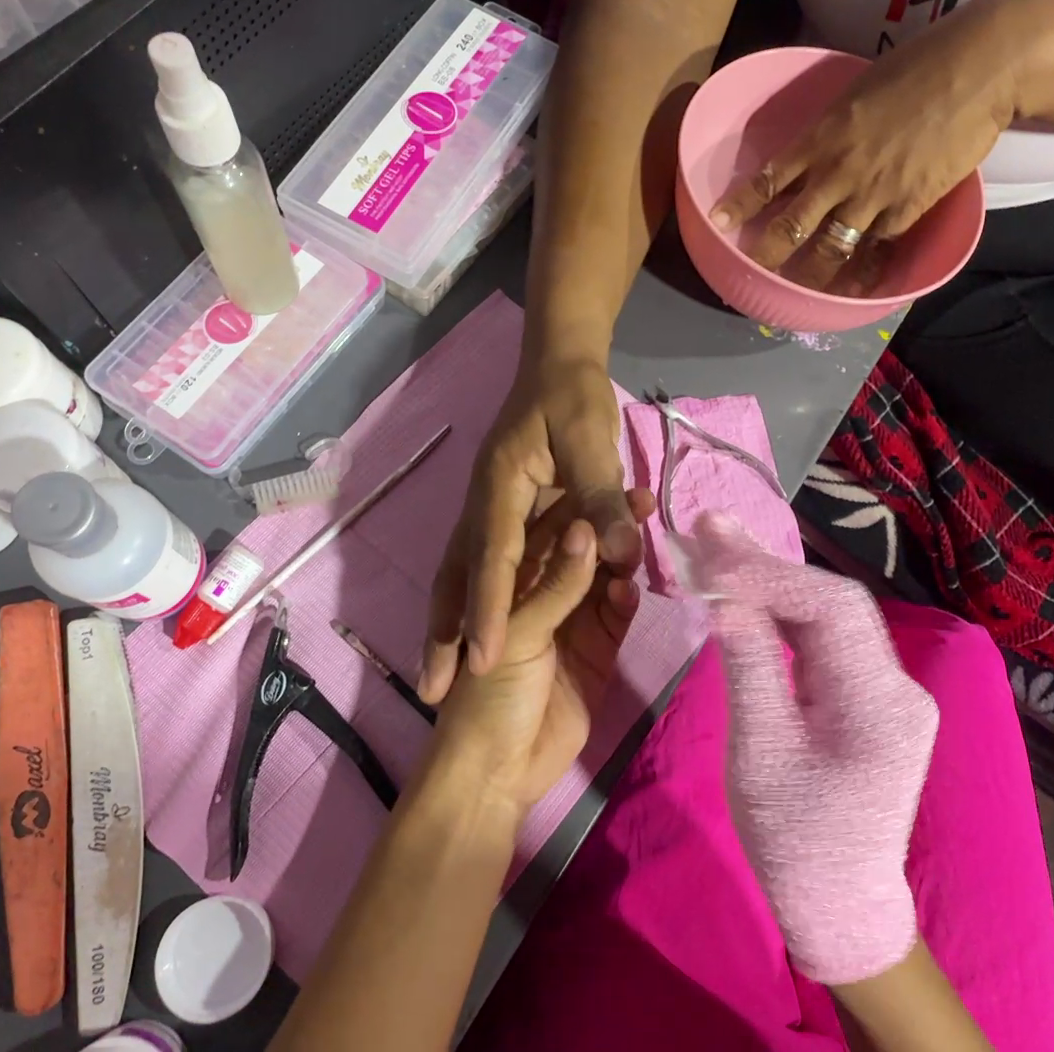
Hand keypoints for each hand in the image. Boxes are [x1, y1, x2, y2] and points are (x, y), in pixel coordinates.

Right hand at [422, 356, 642, 699]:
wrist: (556, 363)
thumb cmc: (573, 397)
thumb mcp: (591, 438)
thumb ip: (602, 496)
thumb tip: (622, 556)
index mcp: (499, 487)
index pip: (493, 557)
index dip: (488, 610)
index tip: (484, 661)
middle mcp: (479, 505)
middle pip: (455, 575)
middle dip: (444, 633)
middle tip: (432, 691)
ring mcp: (483, 510)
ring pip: (458, 574)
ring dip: (447, 623)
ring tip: (437, 675)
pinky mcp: (496, 514)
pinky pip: (477, 565)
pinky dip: (469, 601)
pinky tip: (467, 632)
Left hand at [428, 492, 649, 812]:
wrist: (501, 771)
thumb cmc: (491, 696)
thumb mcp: (523, 634)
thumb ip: (557, 586)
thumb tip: (588, 529)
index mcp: (507, 583)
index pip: (546, 534)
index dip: (577, 506)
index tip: (610, 478)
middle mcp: (539, 594)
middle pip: (580, 552)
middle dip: (608, 526)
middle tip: (644, 499)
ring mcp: (570, 623)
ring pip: (601, 580)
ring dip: (622, 561)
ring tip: (644, 538)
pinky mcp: (596, 652)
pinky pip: (614, 616)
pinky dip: (624, 600)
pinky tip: (634, 587)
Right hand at [683, 513, 939, 984]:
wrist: (838, 900)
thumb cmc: (793, 838)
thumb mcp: (760, 752)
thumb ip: (748, 667)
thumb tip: (724, 598)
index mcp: (878, 704)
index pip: (831, 609)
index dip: (769, 572)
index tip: (710, 548)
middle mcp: (897, 687)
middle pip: (834, 604)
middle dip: (768, 566)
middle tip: (708, 529)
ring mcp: (889, 692)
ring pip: (830, 618)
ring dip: (773, 584)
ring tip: (718, 549)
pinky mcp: (870, 701)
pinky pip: (826, 643)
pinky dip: (783, 616)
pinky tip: (748, 596)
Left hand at [710, 13, 1017, 292]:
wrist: (980, 69)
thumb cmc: (916, 69)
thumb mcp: (855, 95)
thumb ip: (829, 132)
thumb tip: (810, 158)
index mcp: (820, 139)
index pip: (767, 180)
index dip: (738, 206)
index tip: (716, 224)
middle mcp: (837, 174)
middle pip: (790, 229)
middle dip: (767, 257)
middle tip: (753, 275)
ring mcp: (871, 197)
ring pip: (830, 251)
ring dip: (812, 277)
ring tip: (801, 294)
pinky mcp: (906, 211)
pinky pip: (876, 252)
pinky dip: (864, 274)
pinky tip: (856, 290)